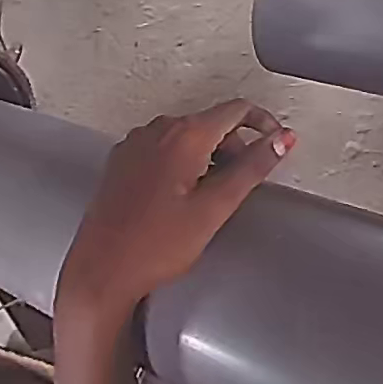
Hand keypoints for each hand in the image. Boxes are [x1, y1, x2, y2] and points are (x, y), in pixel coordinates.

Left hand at [56, 100, 295, 325]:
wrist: (100, 274)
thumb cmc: (153, 247)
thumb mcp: (215, 208)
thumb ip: (253, 167)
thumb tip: (282, 139)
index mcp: (184, 135)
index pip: (237, 109)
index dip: (264, 123)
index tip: (276, 141)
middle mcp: (158, 129)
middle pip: (213, 122)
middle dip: (235, 147)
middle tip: (238, 186)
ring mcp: (137, 143)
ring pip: (188, 134)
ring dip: (208, 155)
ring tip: (206, 199)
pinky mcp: (123, 159)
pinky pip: (164, 146)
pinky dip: (182, 161)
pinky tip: (178, 197)